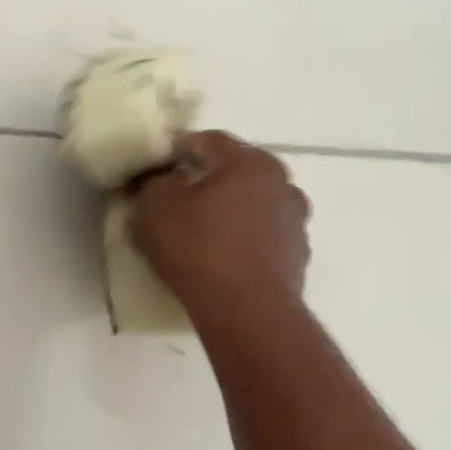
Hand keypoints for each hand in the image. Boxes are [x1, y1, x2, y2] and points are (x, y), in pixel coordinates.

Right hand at [129, 131, 311, 315]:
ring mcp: (296, 221)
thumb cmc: (198, 246)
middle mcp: (283, 184)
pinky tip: (217, 258)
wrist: (245, 309)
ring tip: (197, 233)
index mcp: (252, 163)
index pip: (209, 140)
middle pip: (235, 172)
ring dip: (227, 211)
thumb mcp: (155, 205)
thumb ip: (156, 181)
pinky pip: (261, 236)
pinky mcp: (296, 255)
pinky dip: (241, 239)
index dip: (177, 150)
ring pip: (252, 205)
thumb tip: (164, 178)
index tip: (154, 169)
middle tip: (174, 200)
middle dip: (205, 181)